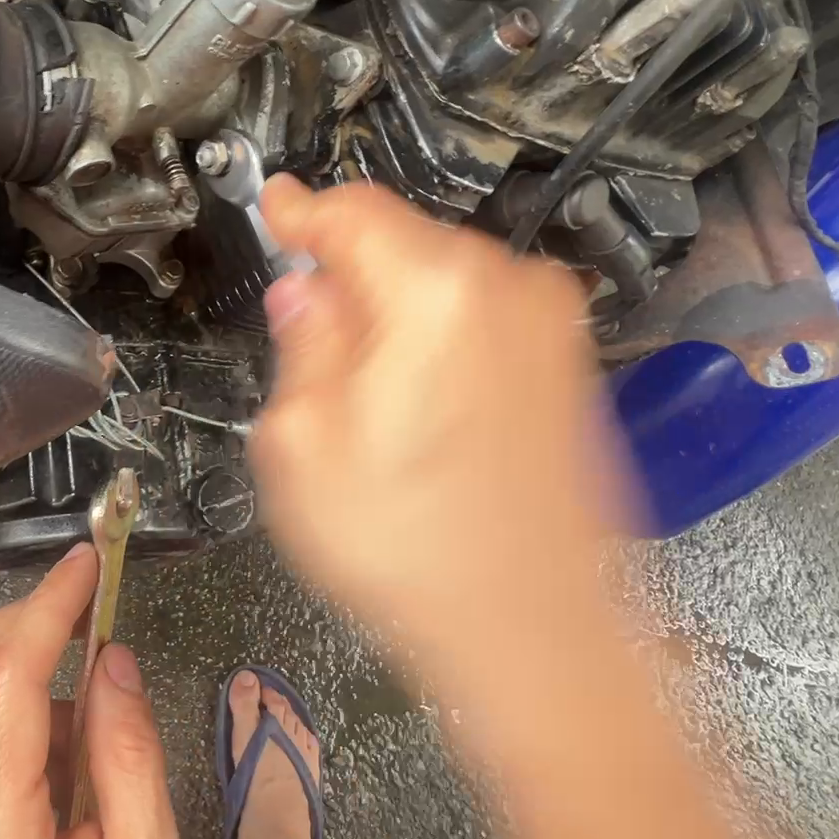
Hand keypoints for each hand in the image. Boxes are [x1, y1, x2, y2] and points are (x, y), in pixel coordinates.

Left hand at [0, 544, 192, 838]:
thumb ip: (131, 763)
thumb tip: (112, 661)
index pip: (4, 682)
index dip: (48, 605)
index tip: (86, 565)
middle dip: (31, 620)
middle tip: (90, 609)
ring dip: (20, 668)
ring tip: (83, 718)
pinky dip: (2, 708)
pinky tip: (50, 750)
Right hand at [248, 176, 634, 629]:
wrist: (533, 635)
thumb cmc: (416, 552)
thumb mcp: (301, 443)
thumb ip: (300, 347)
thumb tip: (303, 299)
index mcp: (432, 297)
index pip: (350, 212)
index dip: (298, 209)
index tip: (276, 204)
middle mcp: (505, 294)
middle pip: (398, 242)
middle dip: (341, 272)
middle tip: (300, 325)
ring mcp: (547, 330)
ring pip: (437, 282)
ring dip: (384, 310)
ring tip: (354, 392)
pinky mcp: (563, 369)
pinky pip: (475, 320)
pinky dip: (429, 337)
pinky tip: (406, 409)